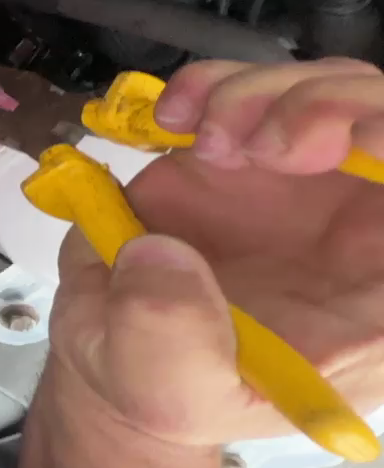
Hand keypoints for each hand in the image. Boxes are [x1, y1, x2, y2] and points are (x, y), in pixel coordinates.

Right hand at [47, 59, 383, 446]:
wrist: (109, 348)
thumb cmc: (159, 383)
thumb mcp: (166, 381)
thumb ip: (169, 328)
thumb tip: (161, 250)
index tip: (348, 152)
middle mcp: (360, 227)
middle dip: (340, 109)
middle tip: (262, 149)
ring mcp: (291, 183)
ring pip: (330, 89)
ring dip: (263, 93)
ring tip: (199, 141)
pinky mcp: (221, 154)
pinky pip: (242, 87)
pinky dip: (206, 84)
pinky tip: (171, 120)